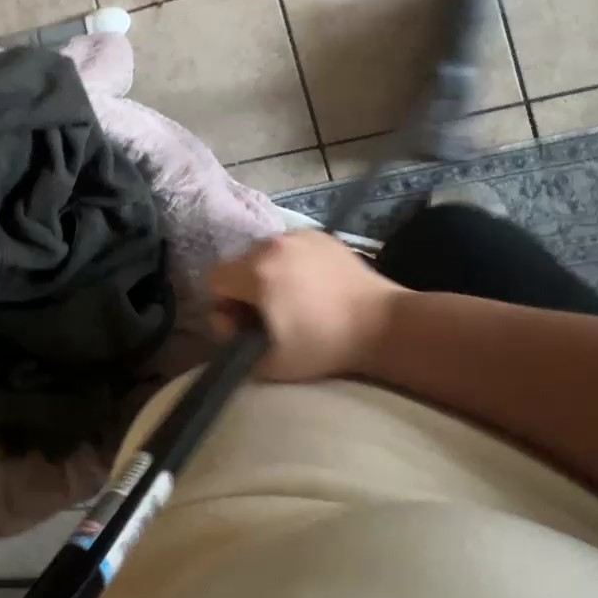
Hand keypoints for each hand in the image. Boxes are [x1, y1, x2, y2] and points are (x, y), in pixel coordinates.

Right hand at [208, 230, 405, 381]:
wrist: (383, 325)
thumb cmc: (324, 346)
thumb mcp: (270, 362)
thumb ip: (234, 343)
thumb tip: (228, 325)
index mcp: (255, 272)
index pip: (214, 279)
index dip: (224, 304)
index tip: (246, 322)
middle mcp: (270, 245)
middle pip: (239, 264)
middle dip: (247, 288)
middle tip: (272, 313)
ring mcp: (296, 235)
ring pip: (265, 254)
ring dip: (270, 273)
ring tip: (296, 298)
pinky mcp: (319, 235)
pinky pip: (290, 247)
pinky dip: (294, 263)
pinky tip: (315, 285)